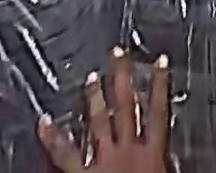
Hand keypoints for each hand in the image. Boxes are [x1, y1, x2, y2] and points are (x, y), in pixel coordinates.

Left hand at [38, 48, 170, 172]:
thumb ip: (164, 166)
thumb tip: (171, 159)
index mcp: (152, 154)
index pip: (158, 111)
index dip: (159, 83)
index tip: (158, 59)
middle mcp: (127, 150)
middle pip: (125, 106)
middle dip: (121, 78)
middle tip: (117, 53)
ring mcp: (102, 161)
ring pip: (98, 122)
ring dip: (94, 98)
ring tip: (90, 77)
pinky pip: (64, 154)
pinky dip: (53, 136)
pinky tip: (44, 122)